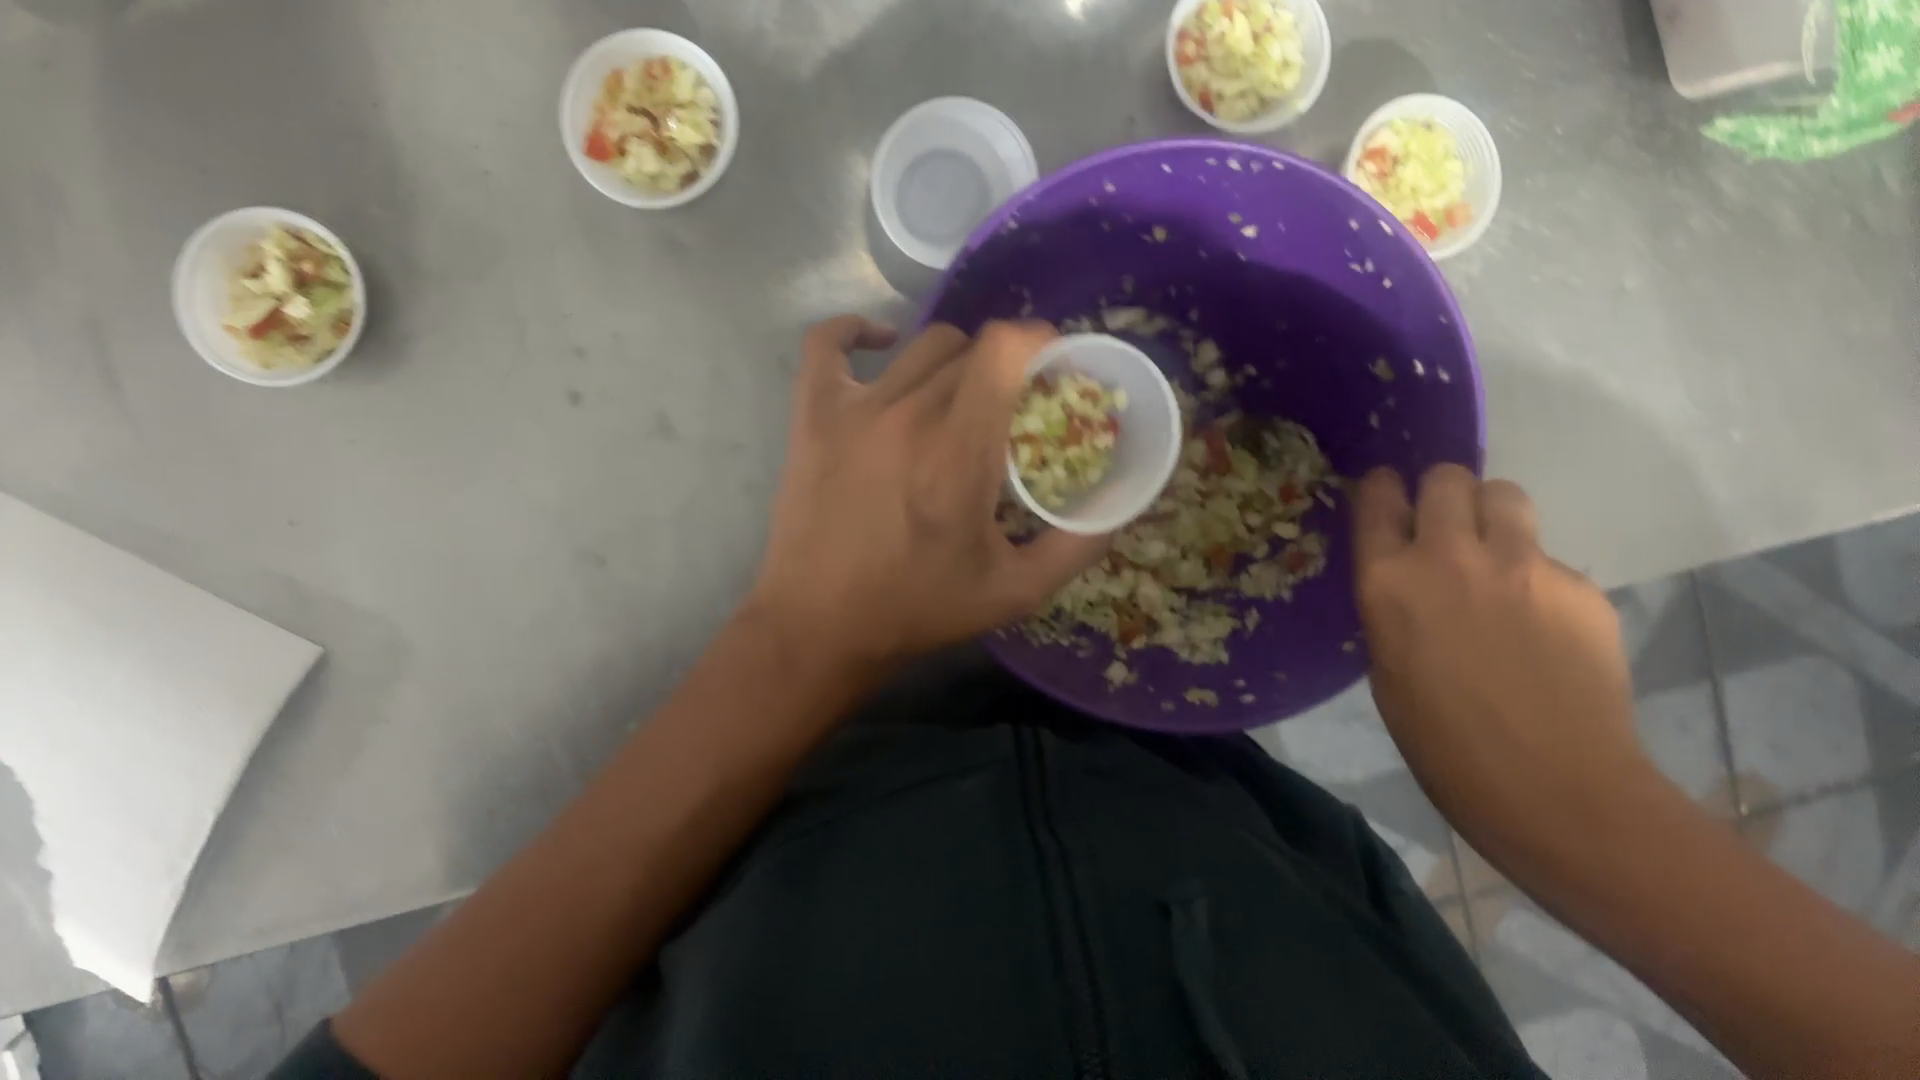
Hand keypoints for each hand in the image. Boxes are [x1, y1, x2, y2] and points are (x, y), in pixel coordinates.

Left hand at [747, 317, 1109, 671]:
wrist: (818, 629)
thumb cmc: (917, 610)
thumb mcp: (1014, 592)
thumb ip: (1075, 546)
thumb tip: (1117, 508)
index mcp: (960, 452)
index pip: (1005, 349)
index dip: (1039, 342)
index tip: (1054, 368)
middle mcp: (908, 415)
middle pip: (971, 350)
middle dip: (1005, 368)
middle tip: (1014, 405)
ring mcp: (853, 410)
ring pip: (919, 347)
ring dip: (955, 359)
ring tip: (963, 395)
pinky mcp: (812, 416)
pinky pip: (826, 343)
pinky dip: (856, 331)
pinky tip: (880, 345)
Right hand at [1353, 465, 1652, 863]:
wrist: (1554, 788)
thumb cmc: (1443, 745)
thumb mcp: (1387, 669)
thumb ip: (1394, 608)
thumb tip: (1411, 581)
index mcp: (1388, 583)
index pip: (1377, 498)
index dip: (1382, 491)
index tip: (1387, 499)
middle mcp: (1450, 557)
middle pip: (1446, 478)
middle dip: (1441, 493)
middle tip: (1447, 528)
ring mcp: (1523, 565)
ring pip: (1505, 495)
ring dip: (1492, 514)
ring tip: (1496, 556)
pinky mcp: (1579, 585)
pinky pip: (1549, 557)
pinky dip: (1538, 577)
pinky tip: (1544, 626)